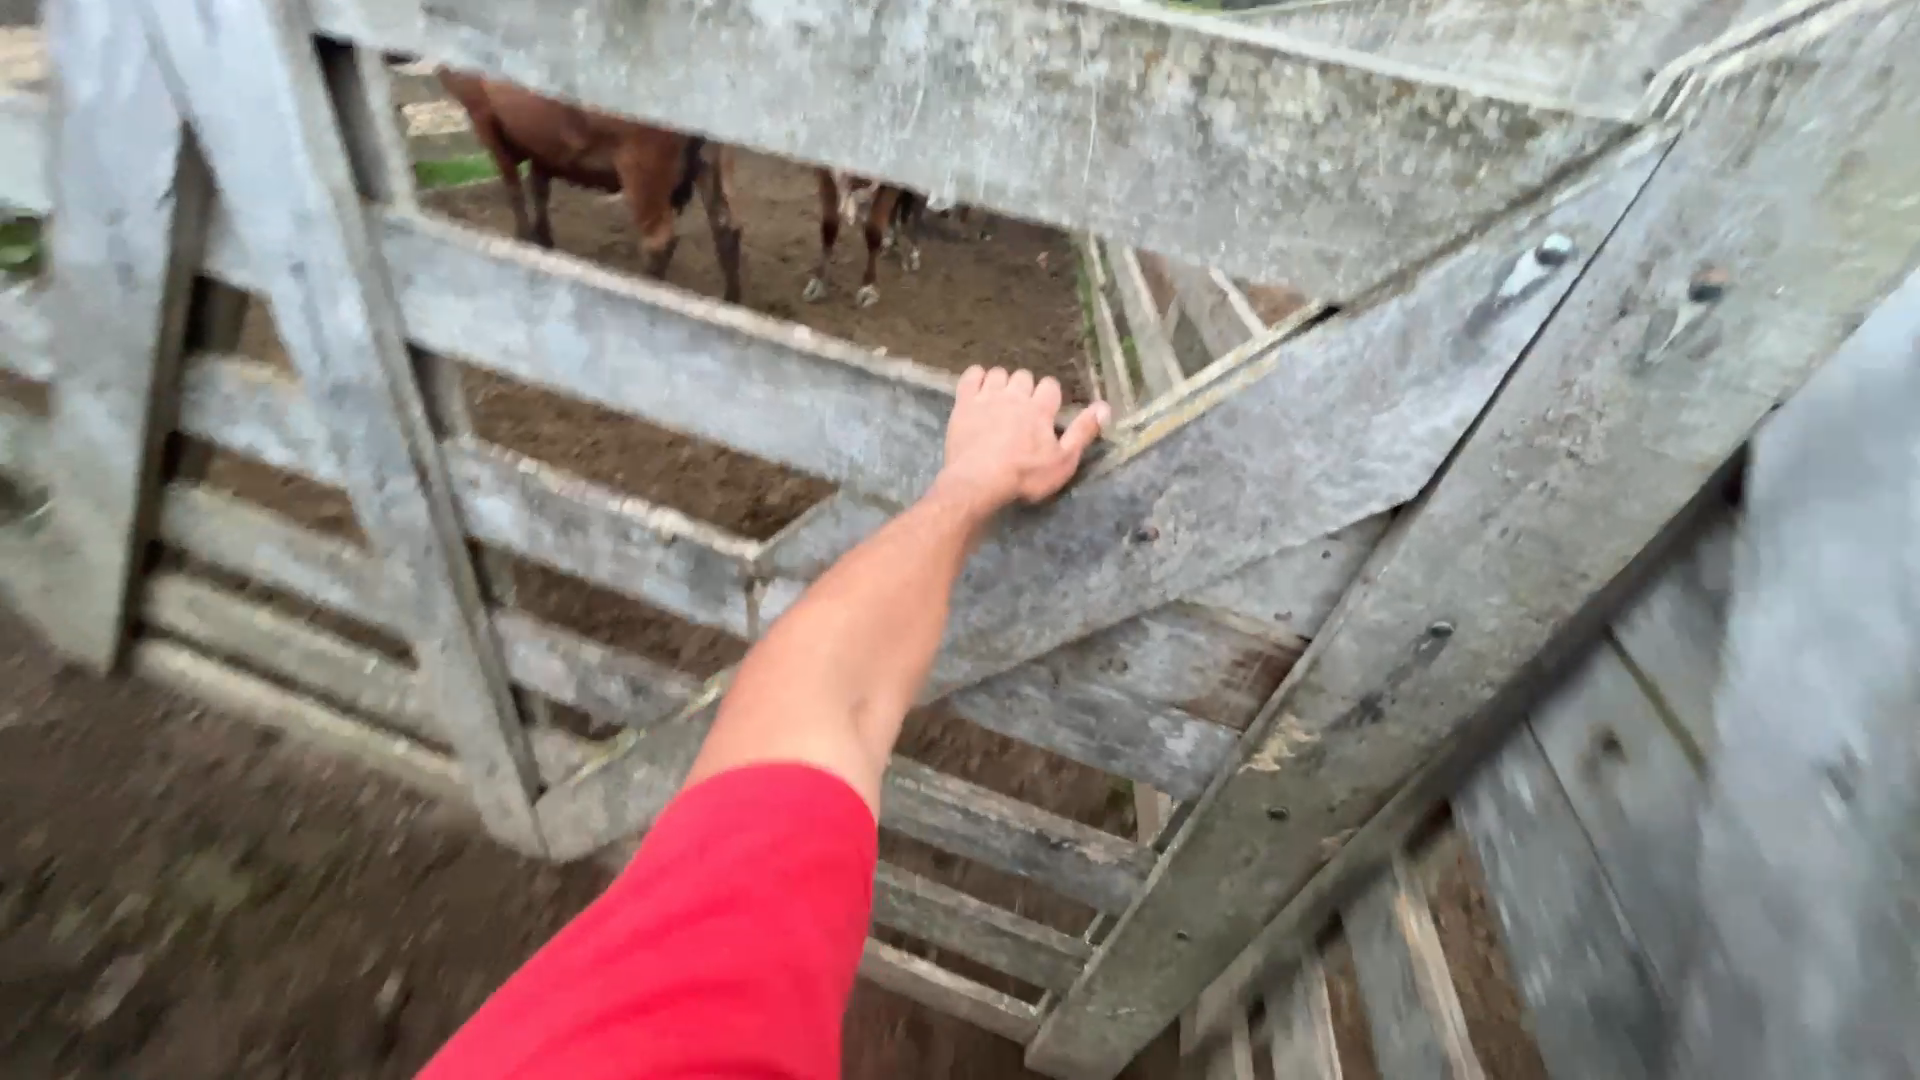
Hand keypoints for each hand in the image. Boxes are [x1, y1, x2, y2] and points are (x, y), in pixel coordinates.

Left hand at [935, 366, 1108, 513]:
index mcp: (1040, 408)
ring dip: (1002, 383)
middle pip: (1024, 377)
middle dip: (1025, 389)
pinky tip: (979, 389)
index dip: (1049, 396)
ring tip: (1001, 400)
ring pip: (999, 374)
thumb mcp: (1063, 461)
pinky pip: (971, 376)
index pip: (1050, 386)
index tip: (1045, 412)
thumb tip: (1104, 406)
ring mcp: (988, 397)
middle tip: (1022, 410)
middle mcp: (1015, 395)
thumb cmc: (1024, 476)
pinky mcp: (964, 403)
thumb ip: (1083, 432)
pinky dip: (977, 378)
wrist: (978, 481)